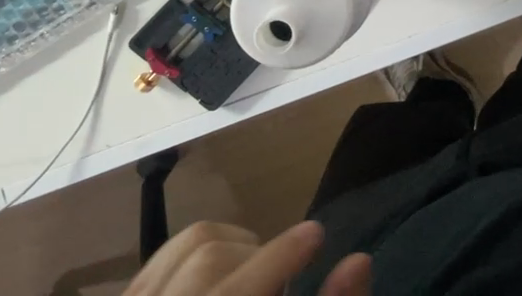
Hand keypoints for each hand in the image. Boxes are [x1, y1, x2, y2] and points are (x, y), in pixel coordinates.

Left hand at [124, 220, 373, 295]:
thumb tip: (358, 262)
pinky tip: (220, 286)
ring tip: (252, 283)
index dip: (280, 259)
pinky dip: (200, 260)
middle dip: (258, 261)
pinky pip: (163, 260)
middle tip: (283, 285)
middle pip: (210, 258)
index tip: (317, 234)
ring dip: (230, 252)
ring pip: (186, 247)